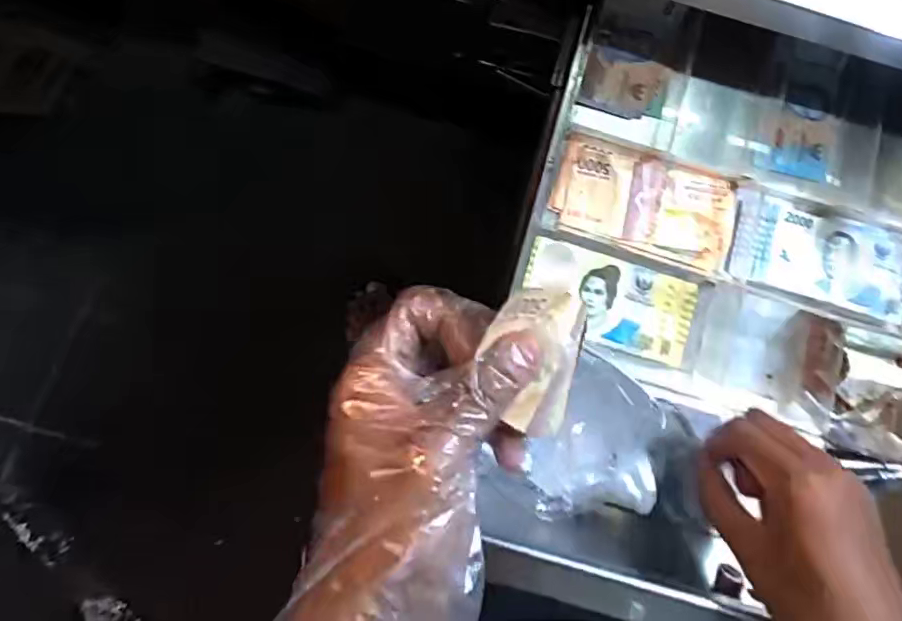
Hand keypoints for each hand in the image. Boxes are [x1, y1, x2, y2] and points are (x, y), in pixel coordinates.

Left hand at [278, 287, 540, 620]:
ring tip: (524, 428)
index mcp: (375, 377)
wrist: (382, 611)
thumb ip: (486, 389)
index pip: (416, 310)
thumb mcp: (442, 447)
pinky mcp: (439, 448)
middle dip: (492, 361)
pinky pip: (475, 413)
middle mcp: (393, 390)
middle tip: (525, 379)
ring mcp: (416, 420)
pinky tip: (515, 452)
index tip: (494, 346)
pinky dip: (498, 424)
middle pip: (448, 339)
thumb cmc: (394, 525)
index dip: (456, 318)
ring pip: (467, 378)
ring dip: (503, 396)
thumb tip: (526, 340)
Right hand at [698, 410, 901, 620]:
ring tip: (757, 498)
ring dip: (762, 452)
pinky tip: (786, 507)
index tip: (704, 465)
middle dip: (738, 442)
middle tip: (730, 481)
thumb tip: (703, 465)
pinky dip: (787, 465)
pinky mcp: (858, 489)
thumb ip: (717, 499)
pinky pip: (810, 457)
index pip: (742, 431)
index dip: (715, 442)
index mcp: (797, 479)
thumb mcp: (749, 552)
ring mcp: (845, 474)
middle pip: (764, 422)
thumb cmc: (807, 603)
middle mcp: (824, 464)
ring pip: (787, 436)